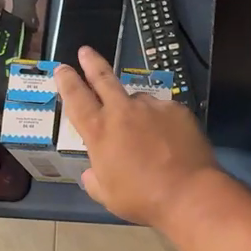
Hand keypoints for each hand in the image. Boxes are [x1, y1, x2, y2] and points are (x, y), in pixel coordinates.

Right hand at [55, 46, 222, 228]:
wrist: (189, 193)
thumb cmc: (142, 199)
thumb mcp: (108, 195)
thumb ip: (95, 179)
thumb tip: (91, 173)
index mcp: (99, 132)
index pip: (76, 98)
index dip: (67, 81)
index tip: (62, 68)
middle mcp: (122, 112)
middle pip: (104, 79)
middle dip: (92, 63)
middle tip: (85, 51)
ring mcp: (152, 107)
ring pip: (137, 99)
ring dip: (135, 108)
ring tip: (145, 131)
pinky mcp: (177, 110)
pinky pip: (163, 111)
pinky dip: (161, 121)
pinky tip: (169, 140)